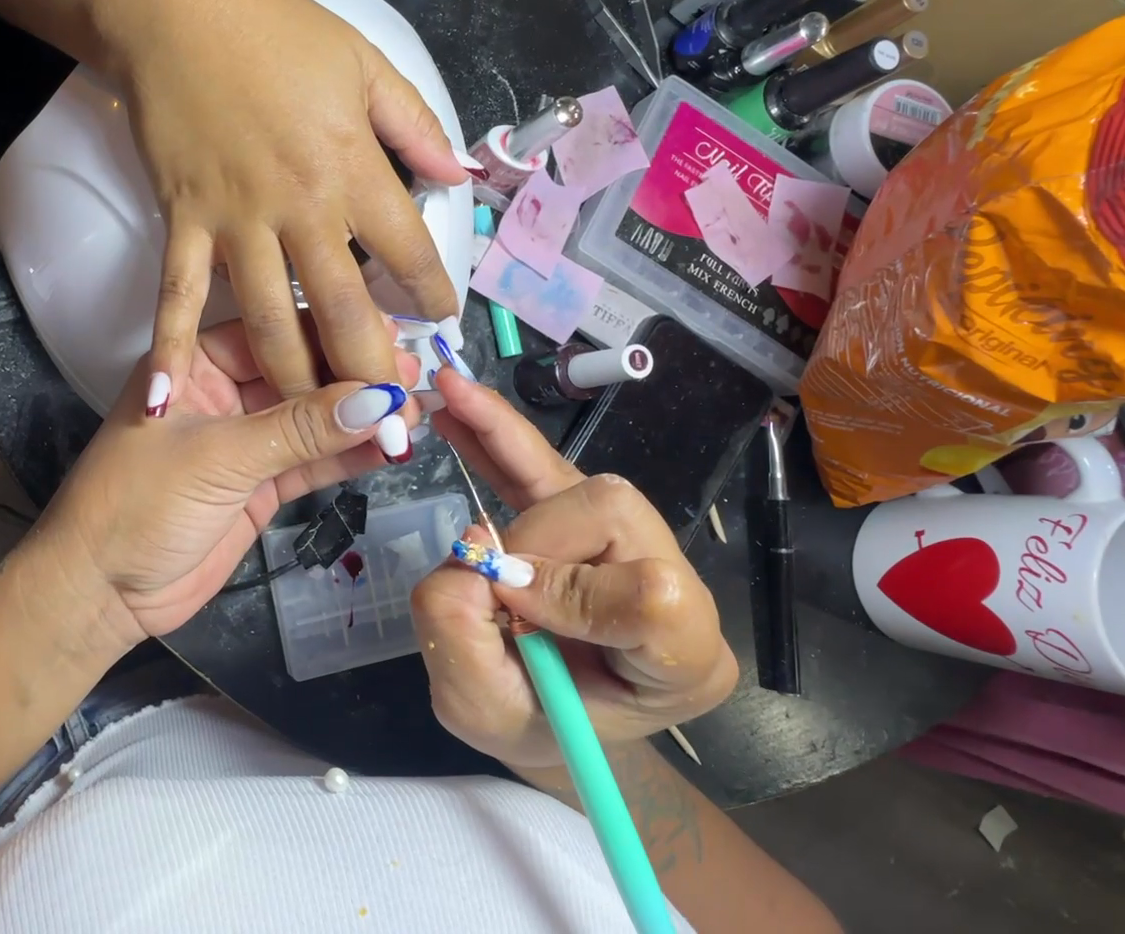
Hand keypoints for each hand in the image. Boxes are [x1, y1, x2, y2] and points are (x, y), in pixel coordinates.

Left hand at [28, 316, 420, 639]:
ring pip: (310, 421)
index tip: (389, 337)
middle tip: (415, 377)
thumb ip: (300, 430)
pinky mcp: (257, 484)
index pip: (273, 331)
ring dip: (359, 420)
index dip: (331, 334)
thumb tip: (380, 398)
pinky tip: (388, 450)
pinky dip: (346, 458)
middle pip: (298, 374)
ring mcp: (242, 440)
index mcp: (192, 361)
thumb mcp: (217, 457)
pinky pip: (309, 462)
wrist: (100, 591)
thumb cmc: (138, 504)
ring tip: (417, 414)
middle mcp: (220, 391)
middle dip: (355, 378)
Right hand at [106, 0, 473, 411]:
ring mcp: (234, 222)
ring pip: (266, 318)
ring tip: (310, 424)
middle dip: (369, 368)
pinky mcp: (182, 225)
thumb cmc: (275, 32)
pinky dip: (166, 349)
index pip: (406, 249)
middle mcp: (298, 207)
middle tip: (387, 417)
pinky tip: (161, 401)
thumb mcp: (364, 62)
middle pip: (342, 305)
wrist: (176, 10)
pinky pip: (175, 296)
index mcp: (349, 166)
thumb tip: (461, 174)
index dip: (430, 295)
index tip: (438, 325)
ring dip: (291, 379)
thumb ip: (415, 124)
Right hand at [412, 368, 737, 769]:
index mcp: (680, 662)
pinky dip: (496, 433)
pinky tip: (456, 401)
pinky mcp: (588, 516)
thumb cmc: (522, 724)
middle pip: (612, 511)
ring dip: (503, 445)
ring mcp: (635, 543)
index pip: (657, 595)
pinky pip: (545, 465)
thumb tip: (469, 548)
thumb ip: (463, 640)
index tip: (514, 611)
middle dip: (532, 533)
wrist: (546, 719)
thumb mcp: (479, 709)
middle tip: (487, 579)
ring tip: (444, 401)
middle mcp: (675, 588)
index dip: (574, 591)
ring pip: (575, 474)